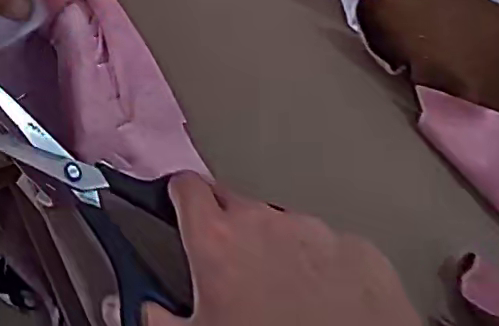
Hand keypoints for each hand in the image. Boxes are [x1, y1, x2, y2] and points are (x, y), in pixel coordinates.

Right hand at [140, 174, 416, 325]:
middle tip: (233, 272)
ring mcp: (316, 232)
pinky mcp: (361, 251)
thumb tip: (137, 304)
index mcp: (217, 238)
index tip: (180, 209)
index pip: (185, 186)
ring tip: (286, 298)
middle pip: (234, 203)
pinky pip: (331, 247)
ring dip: (277, 248)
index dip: (179, 198)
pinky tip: (328, 304)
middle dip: (228, 227)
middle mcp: (263, 220)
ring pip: (283, 225)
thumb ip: (156, 316)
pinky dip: (325, 268)